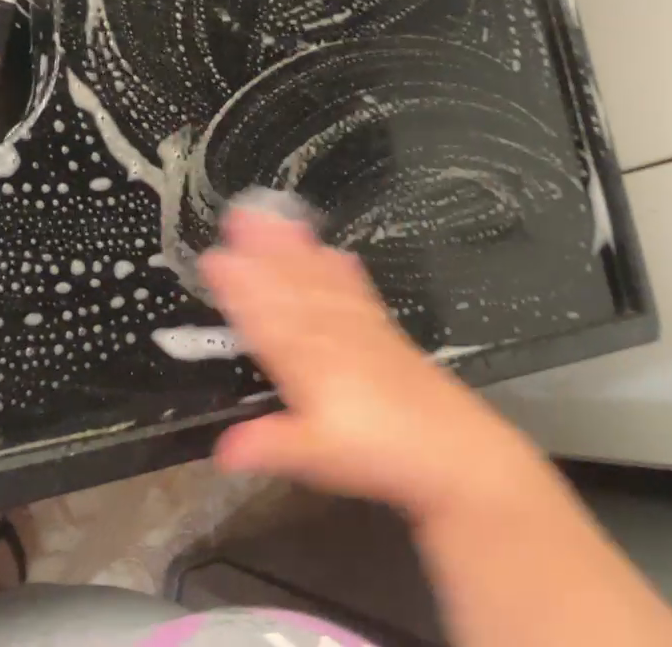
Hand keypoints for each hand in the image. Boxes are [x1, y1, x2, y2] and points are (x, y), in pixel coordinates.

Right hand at [199, 200, 557, 523]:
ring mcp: (361, 330)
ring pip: (320, 282)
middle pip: (293, 289)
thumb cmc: (380, 454)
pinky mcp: (384, 332)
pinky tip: (334, 251)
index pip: (268, 320)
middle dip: (264, 251)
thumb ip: (271, 446)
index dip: (241, 289)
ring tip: (277, 216)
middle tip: (241, 213)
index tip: (217, 257)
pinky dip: (342, 270)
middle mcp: (333, 337)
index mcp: (312, 366)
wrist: (454, 450)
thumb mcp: (320, 458)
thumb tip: (223, 449)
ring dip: (296, 248)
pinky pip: (356, 292)